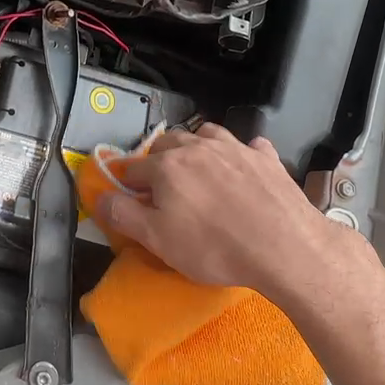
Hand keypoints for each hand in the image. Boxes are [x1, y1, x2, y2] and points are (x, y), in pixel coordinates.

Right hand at [94, 124, 349, 293]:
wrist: (286, 248)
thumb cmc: (215, 247)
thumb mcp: (158, 240)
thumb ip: (123, 216)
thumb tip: (98, 198)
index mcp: (166, 166)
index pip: (133, 169)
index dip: (128, 186)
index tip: (131, 201)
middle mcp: (197, 147)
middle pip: (167, 144)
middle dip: (159, 161)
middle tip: (164, 189)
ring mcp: (234, 148)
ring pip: (205, 135)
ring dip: (196, 148)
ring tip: (199, 171)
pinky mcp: (265, 157)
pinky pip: (247, 145)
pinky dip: (240, 153)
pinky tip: (243, 168)